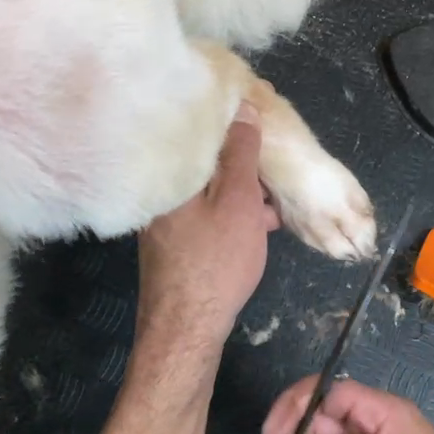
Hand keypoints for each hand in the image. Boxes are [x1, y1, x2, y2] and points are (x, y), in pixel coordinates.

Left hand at [137, 104, 280, 347]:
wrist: (187, 326)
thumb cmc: (216, 260)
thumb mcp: (239, 200)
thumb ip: (241, 153)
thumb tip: (242, 107)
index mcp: (170, 173)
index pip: (198, 130)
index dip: (231, 122)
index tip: (260, 120)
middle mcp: (160, 192)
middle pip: (204, 161)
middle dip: (242, 163)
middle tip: (274, 169)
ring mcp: (163, 219)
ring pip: (207, 190)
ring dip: (241, 192)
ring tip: (274, 205)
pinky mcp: (171, 241)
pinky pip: (204, 213)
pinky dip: (230, 213)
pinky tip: (257, 226)